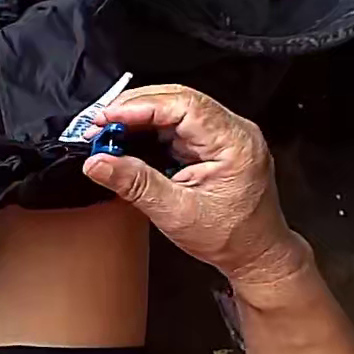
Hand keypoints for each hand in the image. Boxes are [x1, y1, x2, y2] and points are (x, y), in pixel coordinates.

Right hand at [82, 85, 308, 293]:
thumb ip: (135, 184)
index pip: (183, 105)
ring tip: (106, 131)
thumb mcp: (176, 213)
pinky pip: (173, 123)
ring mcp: (221, 135)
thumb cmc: (230, 237)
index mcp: (234, 142)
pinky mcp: (208, 143)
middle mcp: (232, 131)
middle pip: (175, 99)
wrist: (255, 255)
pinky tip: (126, 138)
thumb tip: (98, 163)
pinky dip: (145, 128)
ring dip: (136, 116)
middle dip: (132, 107)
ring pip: (172, 107)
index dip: (139, 107)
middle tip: (99, 124)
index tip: (106, 118)